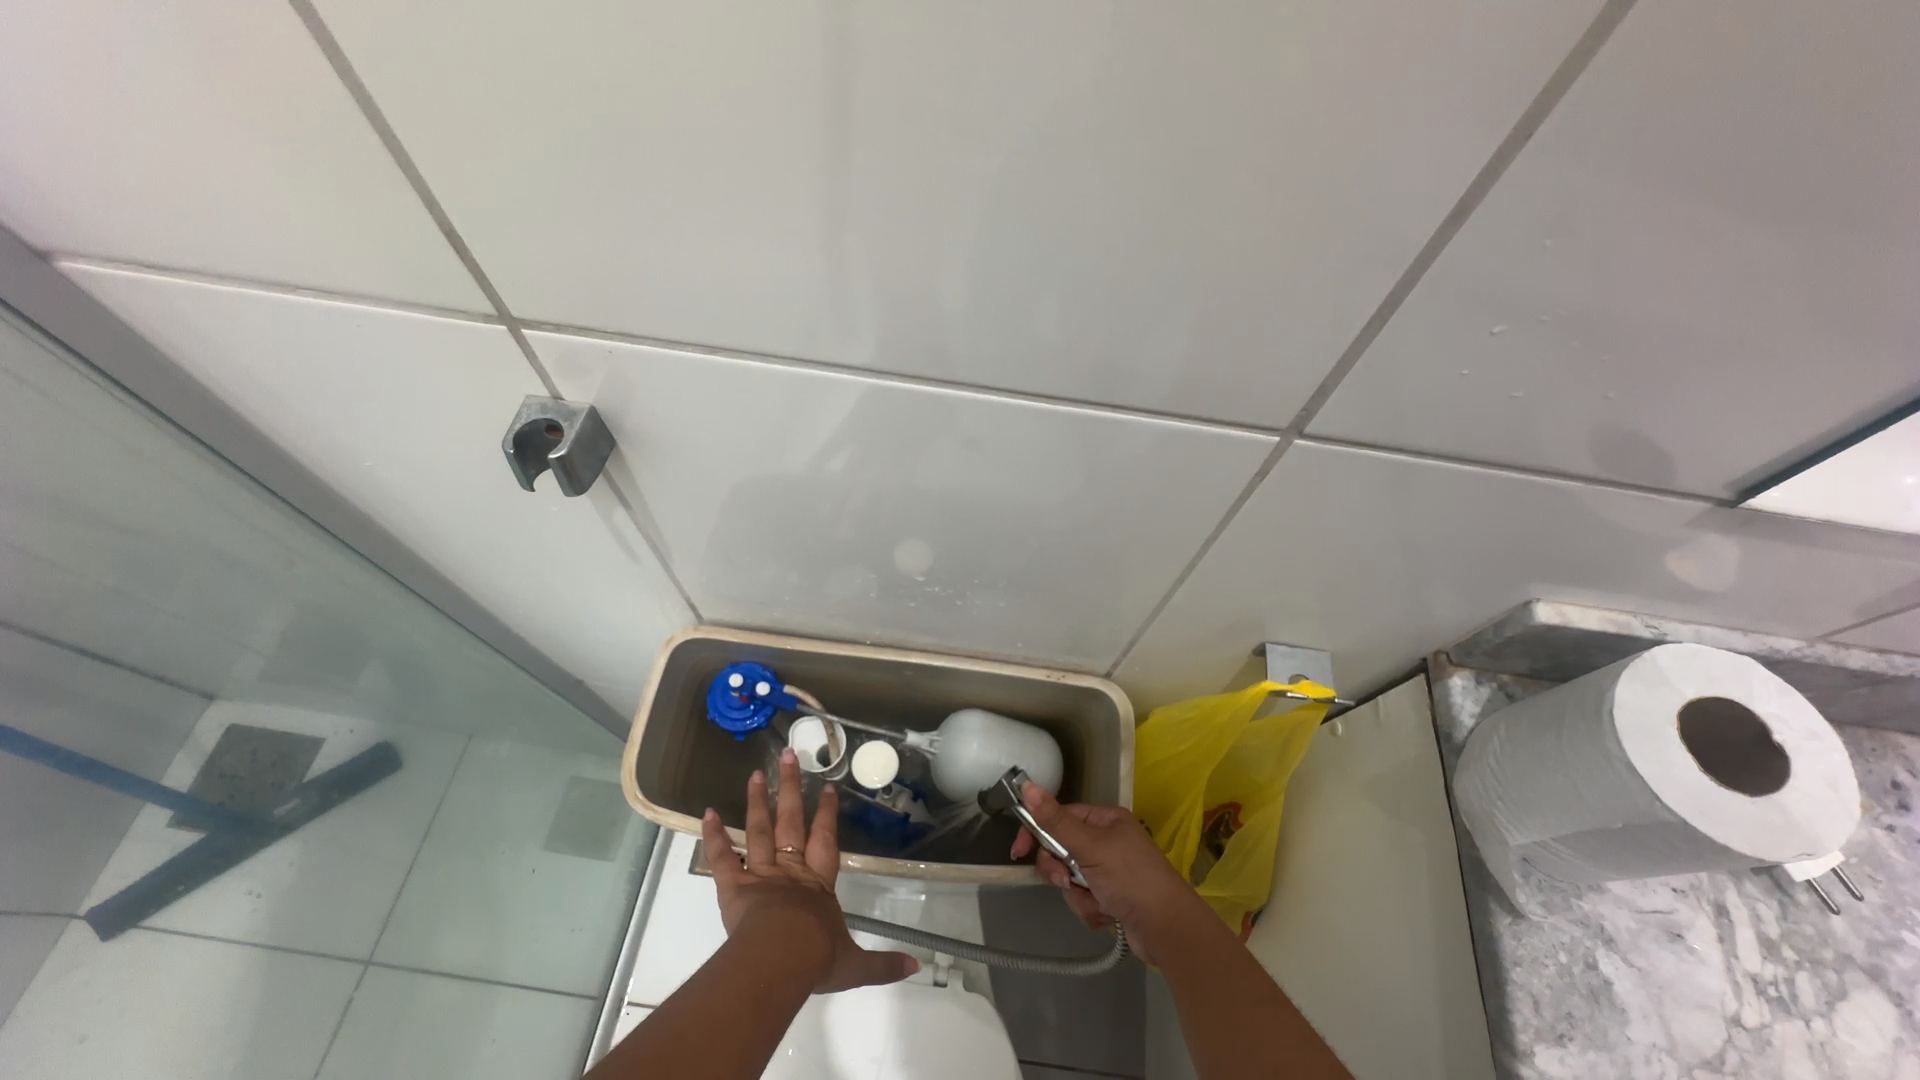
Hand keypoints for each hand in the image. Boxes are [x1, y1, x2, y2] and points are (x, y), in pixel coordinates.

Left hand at [700, 748, 918, 992]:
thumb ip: (882, 965)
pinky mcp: (733, 886)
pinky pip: (722, 858)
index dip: (827, 814)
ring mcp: (761, 875)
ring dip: (758, 802)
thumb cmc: (816, 959)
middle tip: (788, 756)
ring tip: (756, 774)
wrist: (779, 961)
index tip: (827, 788)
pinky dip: (714, 836)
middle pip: (791, 822)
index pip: (824, 841)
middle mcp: (790, 872)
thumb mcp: (853, 965)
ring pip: (759, 831)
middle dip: (792, 789)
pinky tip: (707, 813)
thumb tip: (916, 967)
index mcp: (819, 885)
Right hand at [1009, 783, 1205, 965]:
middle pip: (1062, 851)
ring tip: (1098, 902)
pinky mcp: (1113, 899)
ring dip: (1078, 895)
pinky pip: (1084, 900)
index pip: (1061, 818)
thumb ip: (1055, 821)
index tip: (1020, 851)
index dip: (1038, 832)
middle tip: (1067, 880)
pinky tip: (1109, 916)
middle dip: (1061, 871)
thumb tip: (1027, 785)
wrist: (1167, 929)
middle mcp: (1108, 843)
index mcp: (1106, 821)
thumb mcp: (1090, 846)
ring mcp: (1111, 872)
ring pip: (1071, 879)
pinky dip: (1091, 909)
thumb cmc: (1130, 878)